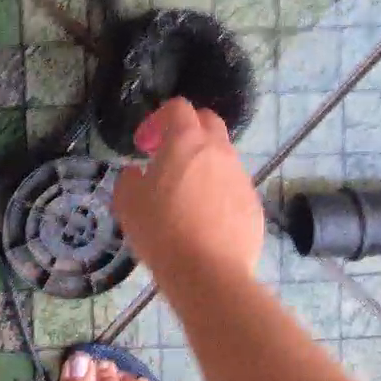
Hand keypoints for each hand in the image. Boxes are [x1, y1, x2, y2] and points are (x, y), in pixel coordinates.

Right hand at [111, 98, 264, 281]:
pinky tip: (202, 222)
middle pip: (208, 122)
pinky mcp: (253, 205)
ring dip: (202, 165)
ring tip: (183, 196)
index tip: (143, 145)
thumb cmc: (161, 230)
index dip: (157, 120)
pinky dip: (217, 194)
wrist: (208, 272)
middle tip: (166, 158)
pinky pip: (232, 188)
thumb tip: (138, 173)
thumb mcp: (127, 202)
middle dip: (187, 132)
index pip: (178, 107)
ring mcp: (241, 178)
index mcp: (186, 142)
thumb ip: (129, 178)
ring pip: (222, 157)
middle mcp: (219, 152)